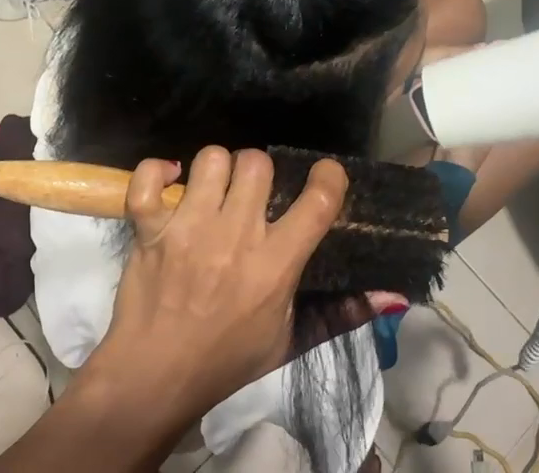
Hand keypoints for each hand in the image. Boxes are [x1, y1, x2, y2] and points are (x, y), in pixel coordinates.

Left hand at [84, 146, 348, 422]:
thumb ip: (340, 314)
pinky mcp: (149, 228)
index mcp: (274, 265)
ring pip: (211, 159)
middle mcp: (234, 236)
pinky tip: (169, 179)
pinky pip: (147, 177)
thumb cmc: (227, 360)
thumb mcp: (290, 341)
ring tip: (213, 190)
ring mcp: (188, 228)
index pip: (317, 201)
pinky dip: (155, 171)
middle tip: (251, 192)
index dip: (328, 176)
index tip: (324, 174)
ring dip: (216, 169)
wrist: (155, 378)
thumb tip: (391, 296)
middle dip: (259, 170)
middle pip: (257, 163)